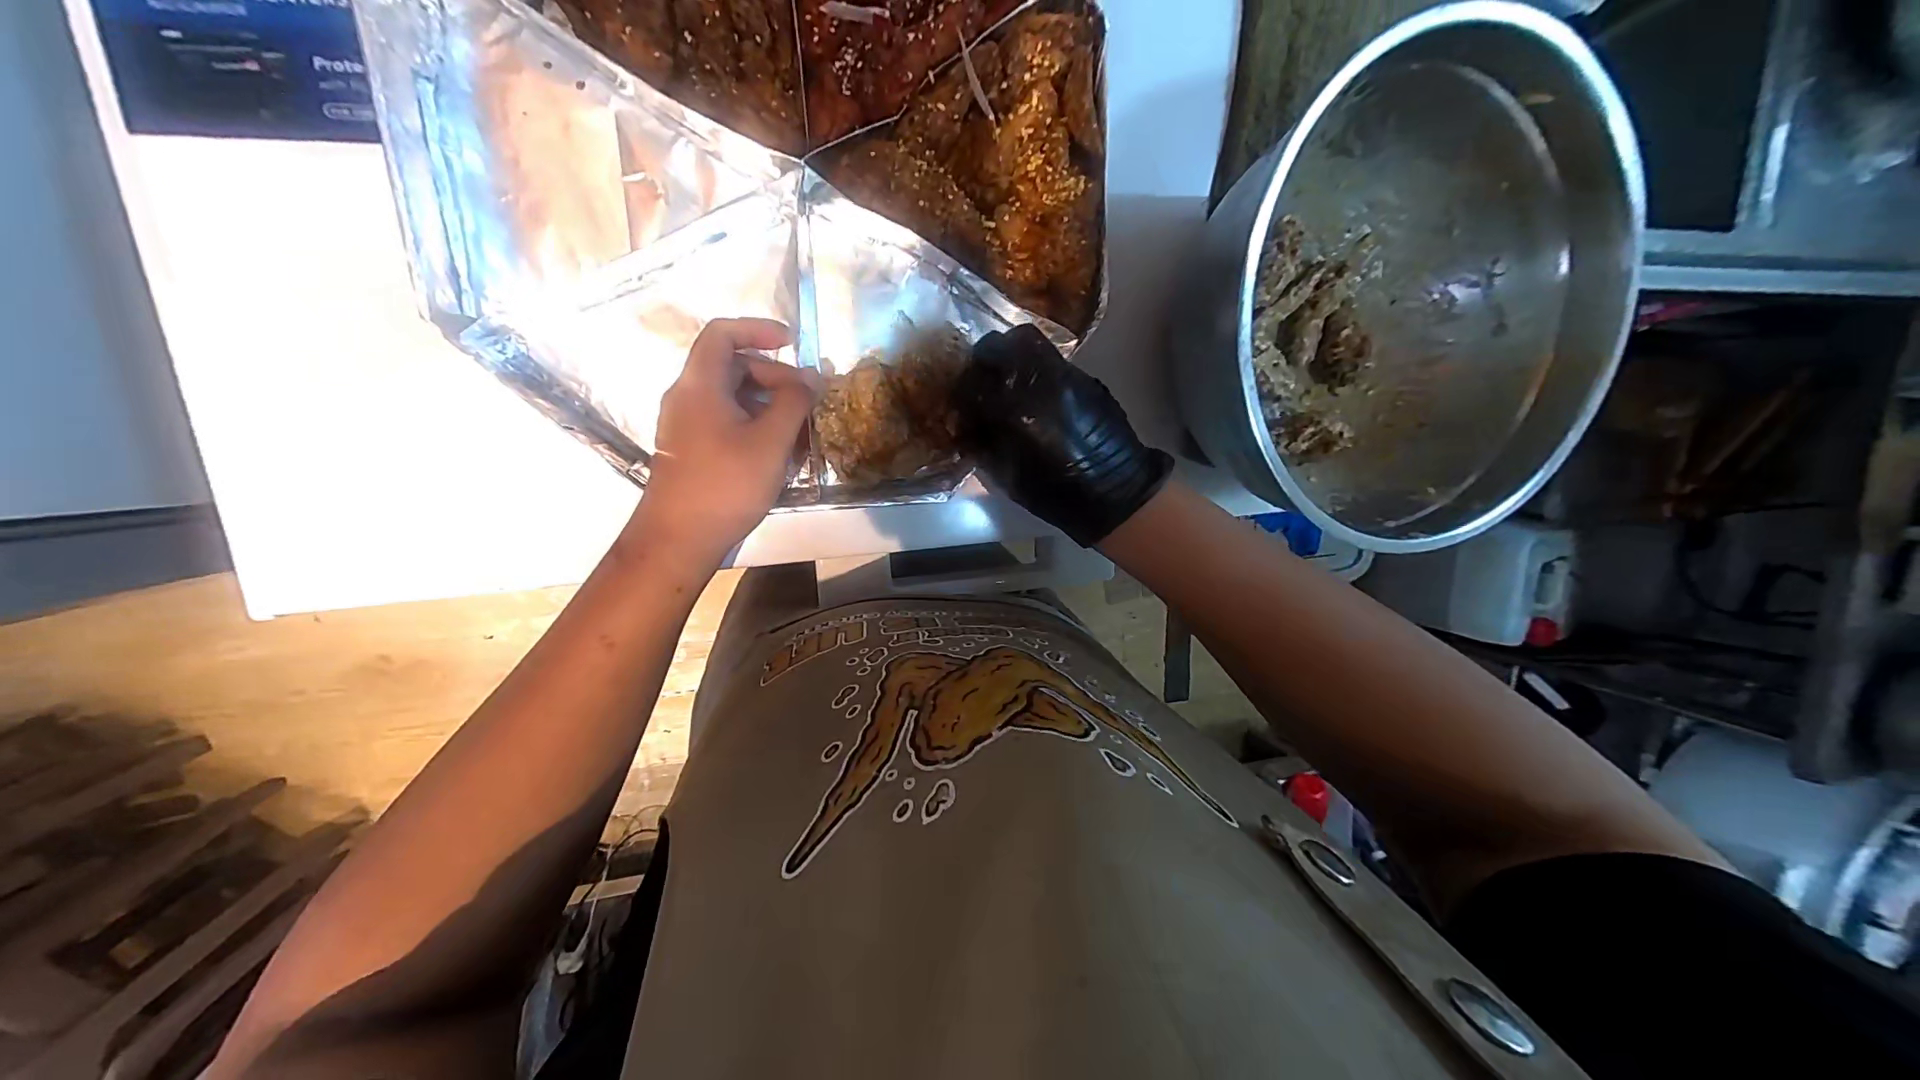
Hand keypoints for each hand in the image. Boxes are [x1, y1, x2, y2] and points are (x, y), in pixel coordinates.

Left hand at [637, 318, 819, 563]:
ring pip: (733, 398)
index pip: (722, 333)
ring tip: (800, 432)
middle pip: (732, 367)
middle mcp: (687, 397)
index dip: (758, 329)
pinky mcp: (692, 450)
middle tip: (807, 400)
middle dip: (774, 377)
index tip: (792, 343)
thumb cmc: (725, 484)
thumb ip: (794, 402)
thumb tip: (811, 376)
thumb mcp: (770, 441)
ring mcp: (687, 425)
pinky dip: (755, 426)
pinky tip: (780, 454)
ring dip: (769, 406)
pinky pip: (727, 422)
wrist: (678, 539)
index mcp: (699, 384)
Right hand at [953, 324, 1172, 546]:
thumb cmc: (1053, 494)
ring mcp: (1064, 372)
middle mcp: (1037, 381)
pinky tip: (1035, 387)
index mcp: (1013, 410)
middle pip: (997, 346)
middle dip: (984, 360)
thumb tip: (967, 422)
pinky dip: (1035, 366)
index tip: (961, 402)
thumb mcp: (1005, 474)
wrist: (1112, 492)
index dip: (961, 392)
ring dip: (1010, 354)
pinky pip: (1050, 357)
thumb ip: (982, 442)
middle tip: (982, 378)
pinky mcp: (1083, 375)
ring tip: (1008, 376)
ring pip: (1027, 340)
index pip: (971, 384)